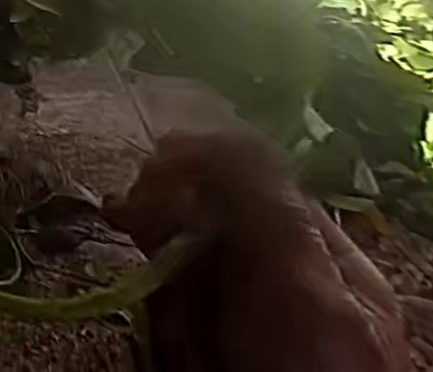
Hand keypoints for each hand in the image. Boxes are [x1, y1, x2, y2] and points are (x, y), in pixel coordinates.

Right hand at [107, 133, 407, 371]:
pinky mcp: (177, 283)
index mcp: (312, 242)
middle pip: (208, 180)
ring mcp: (219, 264)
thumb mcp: (312, 298)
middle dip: (171, 177)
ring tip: (130, 213)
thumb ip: (275, 215)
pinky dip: (132, 218)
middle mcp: (262, 244)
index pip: (257, 169)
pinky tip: (120, 218)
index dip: (211, 155)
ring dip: (147, 196)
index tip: (168, 157)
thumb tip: (230, 134)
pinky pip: (151, 234)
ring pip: (173, 201)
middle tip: (147, 191)